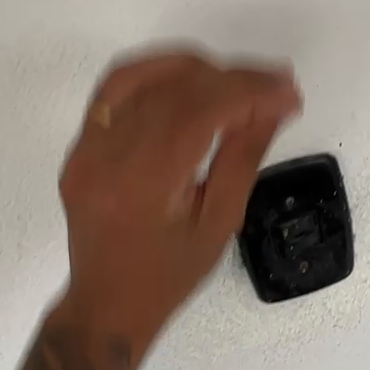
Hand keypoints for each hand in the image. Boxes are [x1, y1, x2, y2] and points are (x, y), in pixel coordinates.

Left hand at [52, 47, 301, 344]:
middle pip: (174, 89)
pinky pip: (115, 90)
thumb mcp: (220, 223)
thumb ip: (243, 158)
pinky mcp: (81, 145)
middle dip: (233, 77)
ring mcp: (86, 148)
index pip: (199, 111)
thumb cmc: (169, 275)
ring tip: (239, 78)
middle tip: (277, 82)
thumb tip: (272, 106)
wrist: (108, 303)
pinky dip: (157, 73)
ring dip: (196, 66)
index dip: (249, 91)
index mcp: (144, 184)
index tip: (288, 92)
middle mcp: (106, 157)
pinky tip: (192, 78)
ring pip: (141, 76)